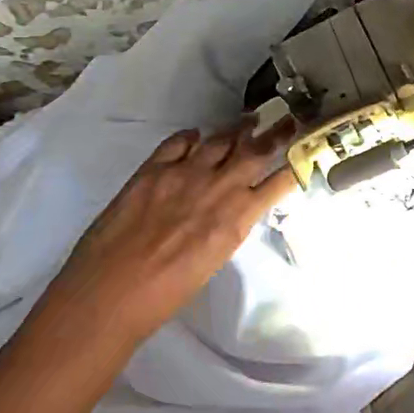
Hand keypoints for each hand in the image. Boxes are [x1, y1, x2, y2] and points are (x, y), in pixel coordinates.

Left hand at [46, 116, 298, 346]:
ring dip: (238, 129)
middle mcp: (218, 188)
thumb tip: (229, 211)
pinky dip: (191, 136)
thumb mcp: (213, 260)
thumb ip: (226, 227)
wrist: (110, 293)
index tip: (303, 152)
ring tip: (248, 120)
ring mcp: (184, 173)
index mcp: (238, 218)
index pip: (278, 182)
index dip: (293, 165)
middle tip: (288, 118)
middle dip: (276, 133)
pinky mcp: (152, 169)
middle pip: (255, 150)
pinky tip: (195, 135)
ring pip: (221, 140)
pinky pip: (178, 142)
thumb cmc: (166, 294)